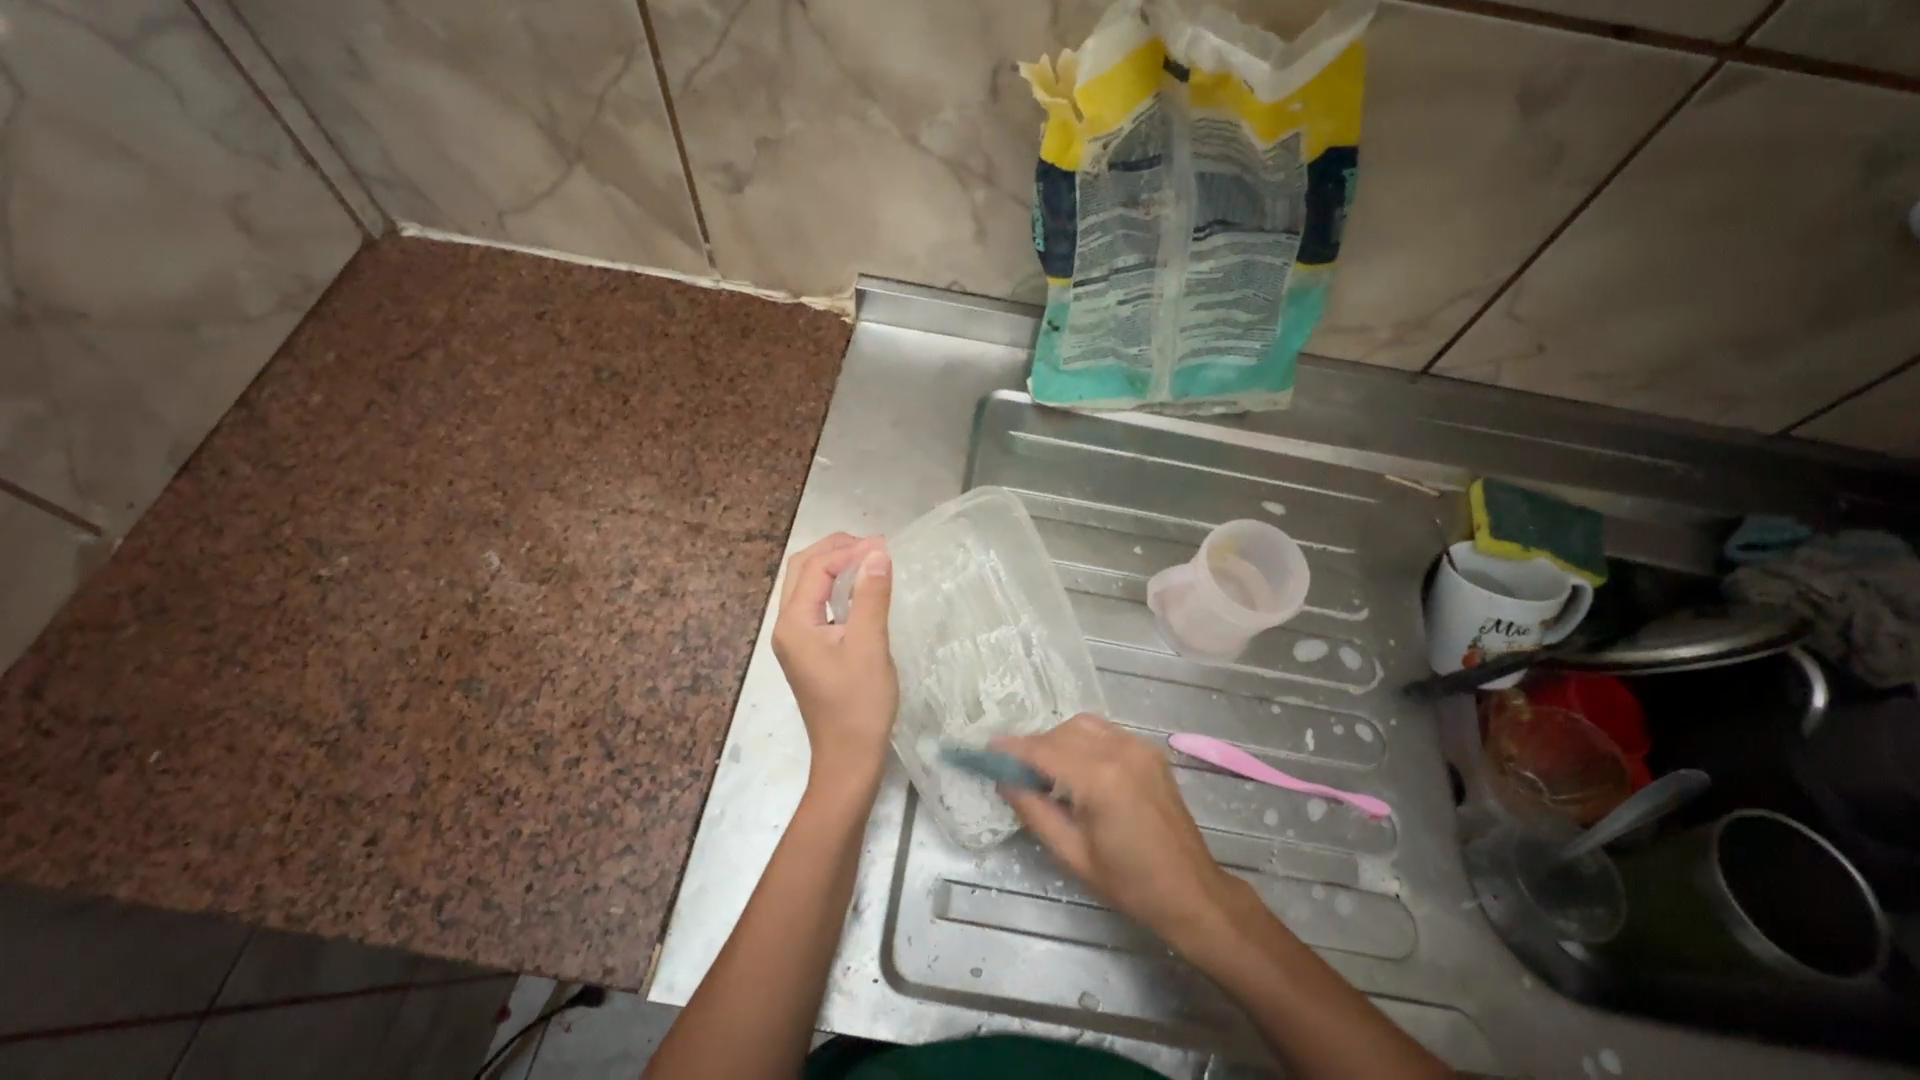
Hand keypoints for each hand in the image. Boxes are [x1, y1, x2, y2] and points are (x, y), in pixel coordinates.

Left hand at [772, 533, 897, 787]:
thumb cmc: (859, 704)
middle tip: (873, 545)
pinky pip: (817, 608)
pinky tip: (862, 592)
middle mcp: (787, 628)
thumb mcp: (870, 646)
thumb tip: (877, 553)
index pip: (814, 569)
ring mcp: (796, 642)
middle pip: (802, 572)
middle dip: (835, 551)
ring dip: (835, 569)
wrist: (848, 758)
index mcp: (795, 624)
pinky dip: (837, 590)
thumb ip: (871, 596)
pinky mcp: (809, 653)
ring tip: (870, 560)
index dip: (847, 550)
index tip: (884, 545)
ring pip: (808, 589)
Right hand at [994, 714, 1243, 947]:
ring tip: (1045, 773)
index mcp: (1100, 779)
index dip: (1011, 750)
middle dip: (1035, 748)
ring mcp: (1140, 748)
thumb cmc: (1129, 882)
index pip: (1043, 751)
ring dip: (1059, 741)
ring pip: (1084, 726)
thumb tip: (1003, 780)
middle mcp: (1121, 751)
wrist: (1190, 891)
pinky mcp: (1150, 753)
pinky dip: (1083, 742)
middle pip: (1062, 732)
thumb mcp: (1072, 853)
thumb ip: (1034, 811)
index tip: (985, 751)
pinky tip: (1077, 771)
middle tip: (1015, 774)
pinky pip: (1106, 733)